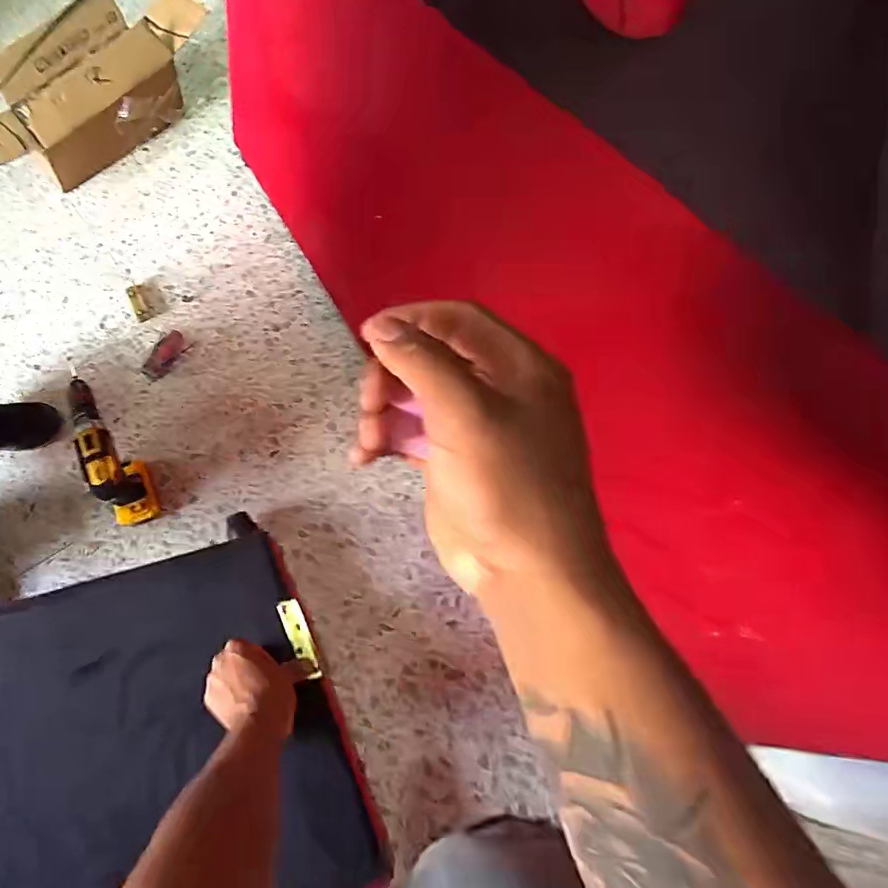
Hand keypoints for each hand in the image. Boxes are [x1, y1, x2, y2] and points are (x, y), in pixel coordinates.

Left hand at [204, 640, 296, 740]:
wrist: (258, 728)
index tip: (271, 670)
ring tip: (255, 700)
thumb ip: (294, 667)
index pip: (250, 647)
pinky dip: (230, 701)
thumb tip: (303, 666)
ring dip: (237, 686)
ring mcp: (213, 681)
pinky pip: (221, 697)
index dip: (262, 660)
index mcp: (236, 647)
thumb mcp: (288, 677)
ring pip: (227, 679)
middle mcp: (220, 661)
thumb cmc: (271, 698)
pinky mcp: (209, 701)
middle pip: (235, 662)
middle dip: (247, 671)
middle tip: (263, 685)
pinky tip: (245, 710)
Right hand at [351, 301, 608, 591]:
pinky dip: (384, 438)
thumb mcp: (463, 415)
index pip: (457, 320)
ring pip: (412, 395)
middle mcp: (497, 389)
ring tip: (367, 442)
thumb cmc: (504, 485)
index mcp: (517, 366)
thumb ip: (420, 363)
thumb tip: (380, 327)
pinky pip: (409, 431)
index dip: (409, 319)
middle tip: (368, 405)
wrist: (523, 568)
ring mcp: (472, 425)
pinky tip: (364, 458)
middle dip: (389, 376)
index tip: (365, 335)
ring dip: (381, 411)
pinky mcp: (450, 457)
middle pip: (428, 357)